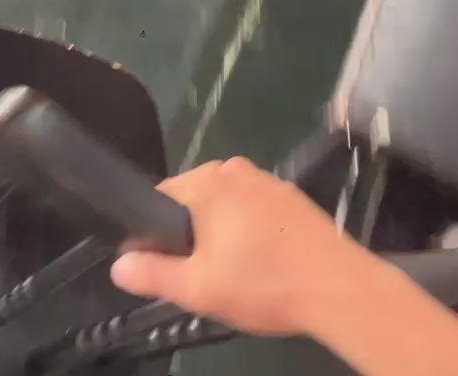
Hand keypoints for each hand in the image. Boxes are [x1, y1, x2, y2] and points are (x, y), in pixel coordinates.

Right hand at [108, 156, 379, 336]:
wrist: (340, 290)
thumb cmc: (264, 283)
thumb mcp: (199, 288)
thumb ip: (153, 273)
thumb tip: (117, 264)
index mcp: (206, 180)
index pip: (161, 199)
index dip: (158, 235)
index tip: (173, 267)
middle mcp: (233, 167)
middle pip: (193, 201)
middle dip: (194, 235)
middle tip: (209, 275)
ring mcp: (265, 178)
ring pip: (225, 205)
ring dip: (224, 233)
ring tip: (241, 273)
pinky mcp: (290, 194)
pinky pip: (253, 208)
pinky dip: (252, 231)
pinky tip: (267, 263)